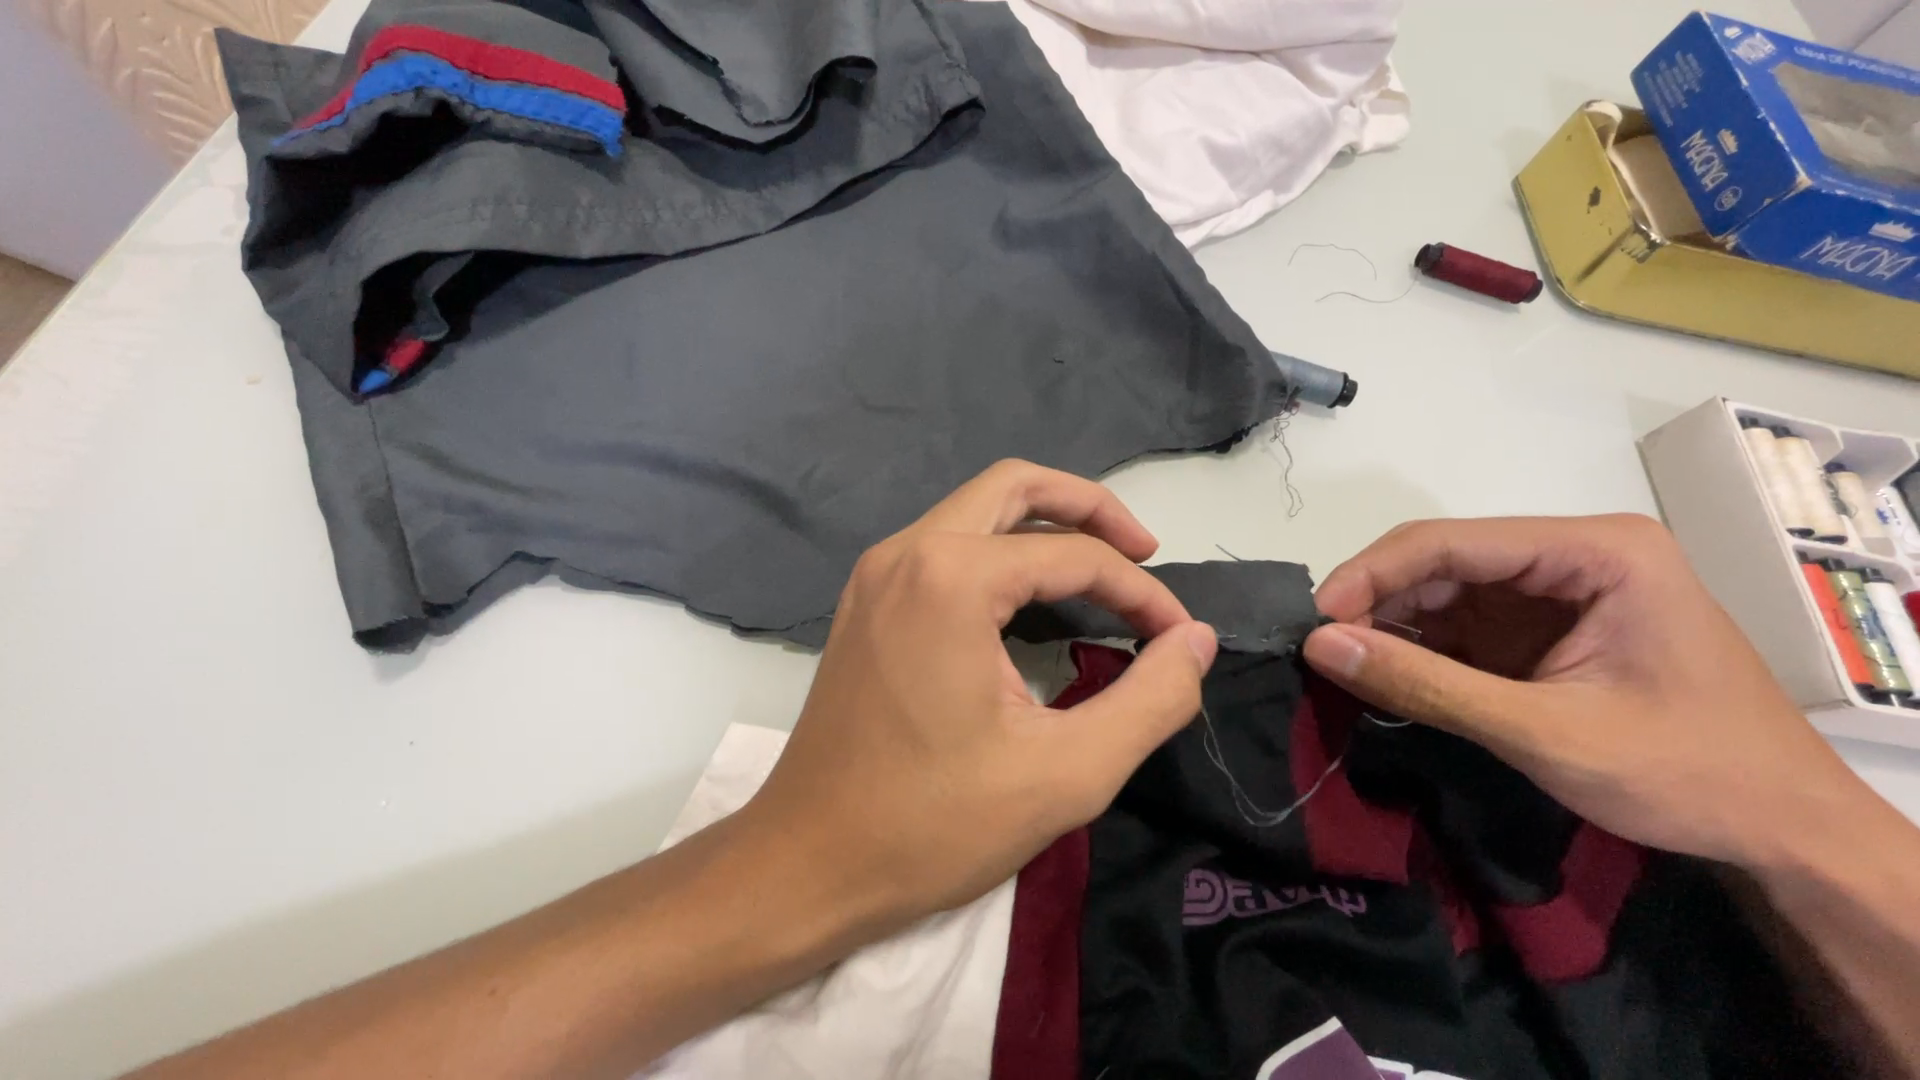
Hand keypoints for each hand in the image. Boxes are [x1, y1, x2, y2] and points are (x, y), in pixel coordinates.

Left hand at [740, 460, 1218, 936]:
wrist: (808, 863)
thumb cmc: (935, 824)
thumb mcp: (1069, 772)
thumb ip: (1152, 699)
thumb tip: (1196, 640)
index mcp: (951, 577)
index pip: (1073, 555)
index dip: (1141, 591)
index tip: (1179, 639)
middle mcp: (907, 553)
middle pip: (1015, 488)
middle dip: (1090, 509)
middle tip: (1144, 554)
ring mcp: (876, 574)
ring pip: (974, 512)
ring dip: (1043, 526)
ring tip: (1099, 571)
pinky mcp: (864, 604)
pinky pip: (943, 548)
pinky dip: (999, 554)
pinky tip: (1031, 603)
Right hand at [1300, 515, 1889, 872]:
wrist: (1786, 832)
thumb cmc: (1686, 774)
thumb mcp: (1544, 732)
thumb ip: (1425, 685)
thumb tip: (1317, 646)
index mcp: (1595, 552)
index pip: (1452, 542)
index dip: (1371, 575)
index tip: (1314, 623)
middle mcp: (1574, 555)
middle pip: (1443, 561)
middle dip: (1377, 602)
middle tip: (1321, 650)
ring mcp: (1559, 592)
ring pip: (1445, 592)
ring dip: (1392, 627)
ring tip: (1343, 665)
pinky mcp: (1545, 629)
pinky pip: (1462, 626)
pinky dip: (1419, 651)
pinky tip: (1384, 674)